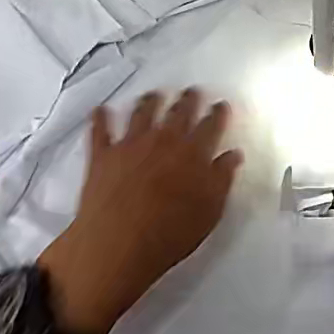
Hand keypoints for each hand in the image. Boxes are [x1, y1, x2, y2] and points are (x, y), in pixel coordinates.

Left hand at [38, 88, 241, 333]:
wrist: (118, 243)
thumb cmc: (171, 232)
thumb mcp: (210, 210)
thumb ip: (222, 178)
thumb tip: (233, 154)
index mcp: (193, 153)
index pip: (210, 125)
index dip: (218, 113)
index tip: (221, 104)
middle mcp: (163, 140)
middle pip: (178, 112)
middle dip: (187, 99)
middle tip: (191, 90)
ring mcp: (130, 144)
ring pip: (142, 114)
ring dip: (150, 101)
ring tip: (154, 94)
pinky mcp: (102, 156)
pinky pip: (101, 131)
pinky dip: (100, 118)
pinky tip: (101, 109)